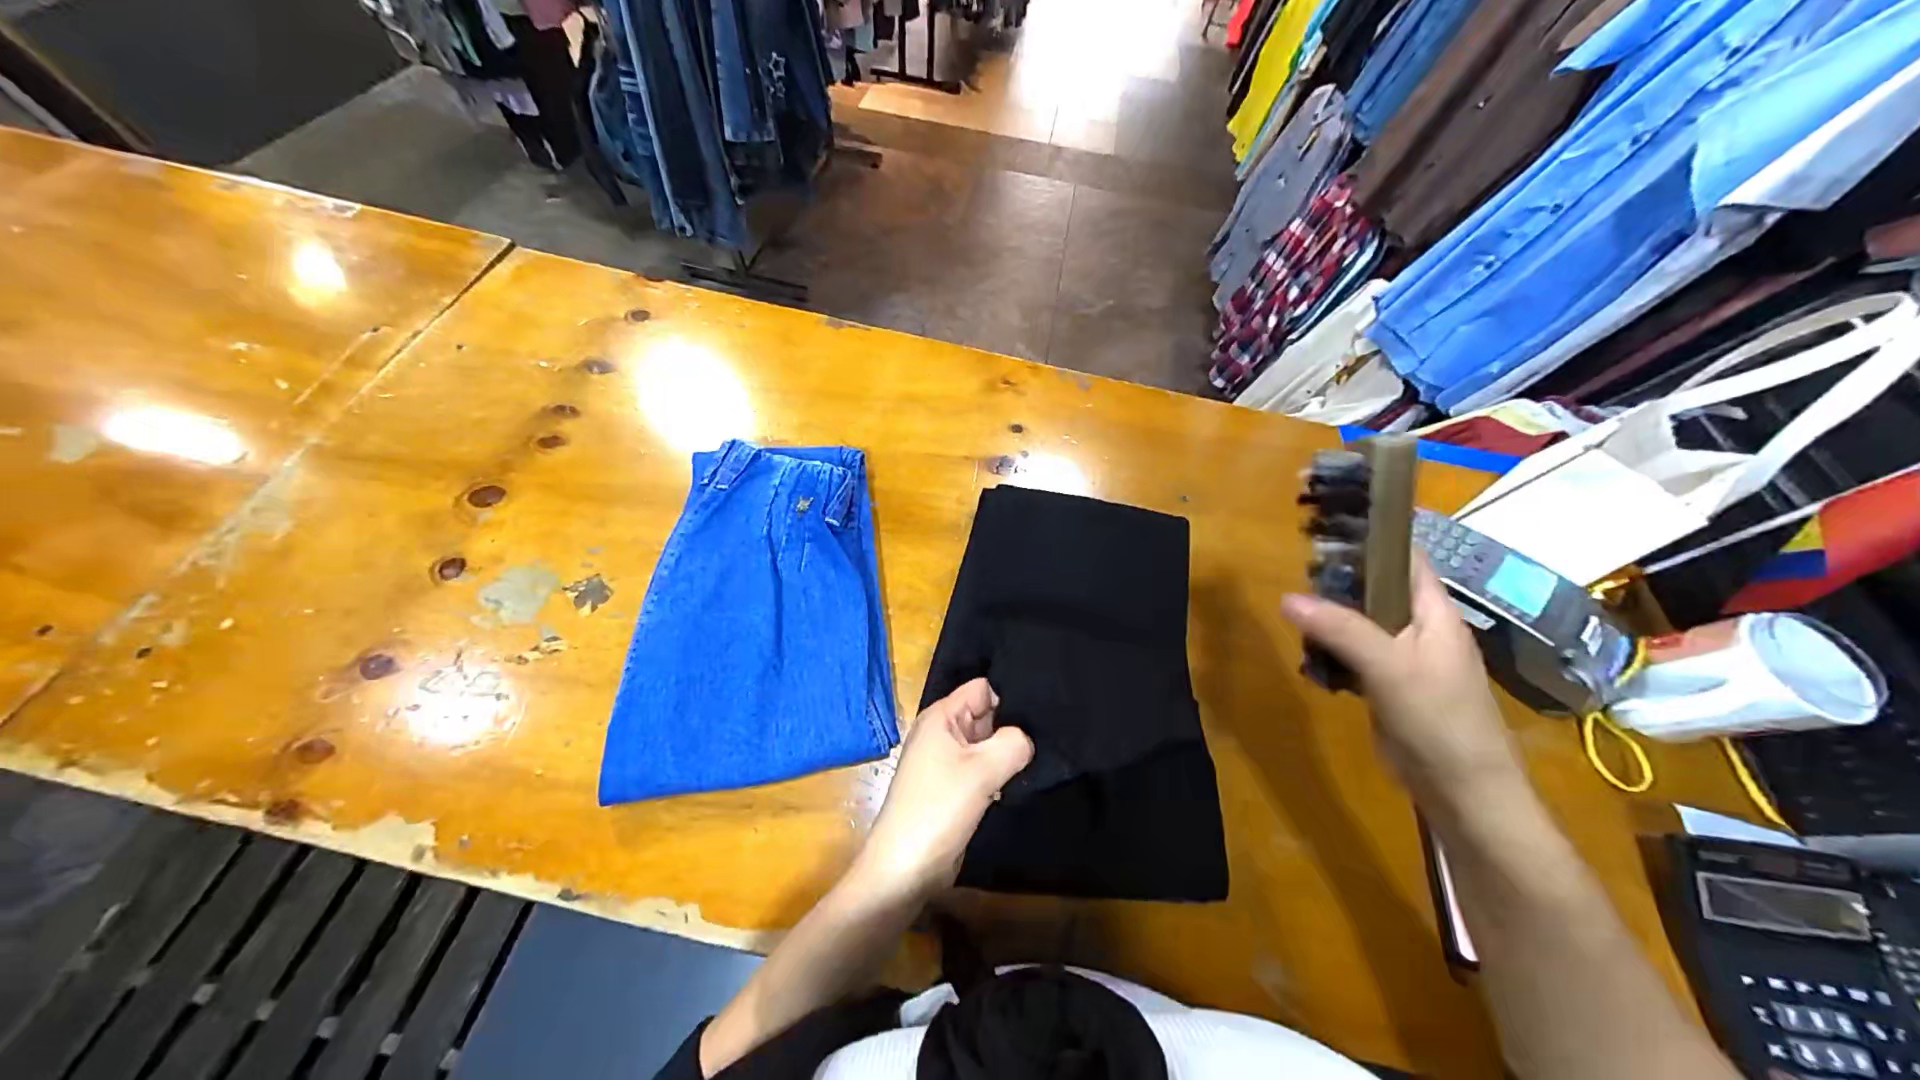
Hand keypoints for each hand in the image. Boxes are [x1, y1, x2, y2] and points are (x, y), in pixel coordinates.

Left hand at [849, 678, 1032, 902]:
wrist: (905, 869)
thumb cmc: (938, 808)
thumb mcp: (982, 769)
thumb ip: (1014, 743)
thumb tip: (1027, 738)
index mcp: (941, 717)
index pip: (984, 688)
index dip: (1011, 695)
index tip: (1043, 710)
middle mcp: (942, 733)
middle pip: (987, 714)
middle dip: (1014, 725)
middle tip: (1049, 737)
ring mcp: (946, 762)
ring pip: (987, 744)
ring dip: (1008, 752)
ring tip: (1040, 758)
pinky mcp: (953, 788)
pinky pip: (983, 768)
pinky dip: (1000, 773)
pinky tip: (1021, 780)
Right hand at [1280, 554, 1525, 806]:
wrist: (1462, 790)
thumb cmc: (1440, 719)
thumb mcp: (1389, 666)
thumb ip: (1340, 629)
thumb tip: (1287, 597)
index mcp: (1434, 612)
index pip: (1406, 557)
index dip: (1373, 537)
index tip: (1327, 525)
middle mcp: (1419, 628)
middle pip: (1374, 589)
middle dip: (1337, 583)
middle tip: (1298, 578)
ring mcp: (1402, 658)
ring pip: (1357, 624)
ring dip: (1327, 623)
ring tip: (1297, 624)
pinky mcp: (1386, 685)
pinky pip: (1352, 656)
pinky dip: (1330, 655)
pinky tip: (1312, 665)